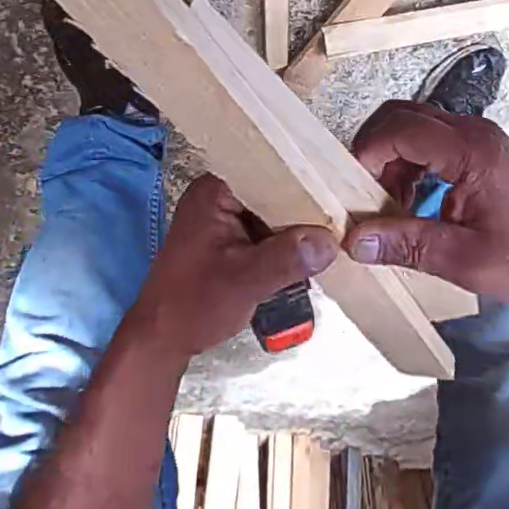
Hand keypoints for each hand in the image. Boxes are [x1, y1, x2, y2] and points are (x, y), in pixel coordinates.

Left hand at [126, 175, 336, 360]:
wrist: (162, 337)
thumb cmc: (193, 303)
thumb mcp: (244, 280)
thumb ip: (286, 258)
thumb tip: (330, 241)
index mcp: (214, 189)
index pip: (268, 171)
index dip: (306, 182)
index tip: (340, 197)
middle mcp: (218, 194)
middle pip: (274, 191)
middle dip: (306, 209)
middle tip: (345, 223)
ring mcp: (222, 215)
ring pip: (274, 213)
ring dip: (298, 230)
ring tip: (337, 237)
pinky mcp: (229, 237)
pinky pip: (266, 231)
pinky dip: (285, 244)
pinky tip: (312, 254)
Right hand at [343, 100, 508, 314]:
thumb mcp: (465, 260)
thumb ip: (406, 245)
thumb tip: (354, 240)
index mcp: (473, 152)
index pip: (401, 128)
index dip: (367, 152)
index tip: (354, 187)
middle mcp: (474, 133)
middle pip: (401, 115)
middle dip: (372, 148)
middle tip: (362, 189)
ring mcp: (479, 138)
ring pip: (412, 125)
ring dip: (389, 159)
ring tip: (390, 204)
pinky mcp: (480, 150)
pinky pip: (429, 140)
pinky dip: (408, 164)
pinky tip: (412, 202)